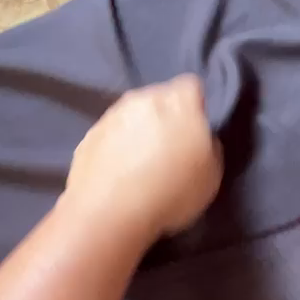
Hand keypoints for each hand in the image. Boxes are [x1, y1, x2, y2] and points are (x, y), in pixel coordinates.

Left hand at [63, 74, 222, 241]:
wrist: (109, 213)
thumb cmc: (170, 192)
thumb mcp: (212, 175)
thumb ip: (208, 146)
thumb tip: (200, 139)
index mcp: (177, 101)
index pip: (192, 86)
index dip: (196, 107)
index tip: (196, 132)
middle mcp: (141, 99)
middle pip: (159, 99)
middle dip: (165, 118)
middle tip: (169, 152)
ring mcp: (109, 117)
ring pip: (130, 117)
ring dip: (137, 133)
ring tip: (139, 168)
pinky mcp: (87, 138)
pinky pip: (108, 137)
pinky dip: (113, 149)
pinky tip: (117, 177)